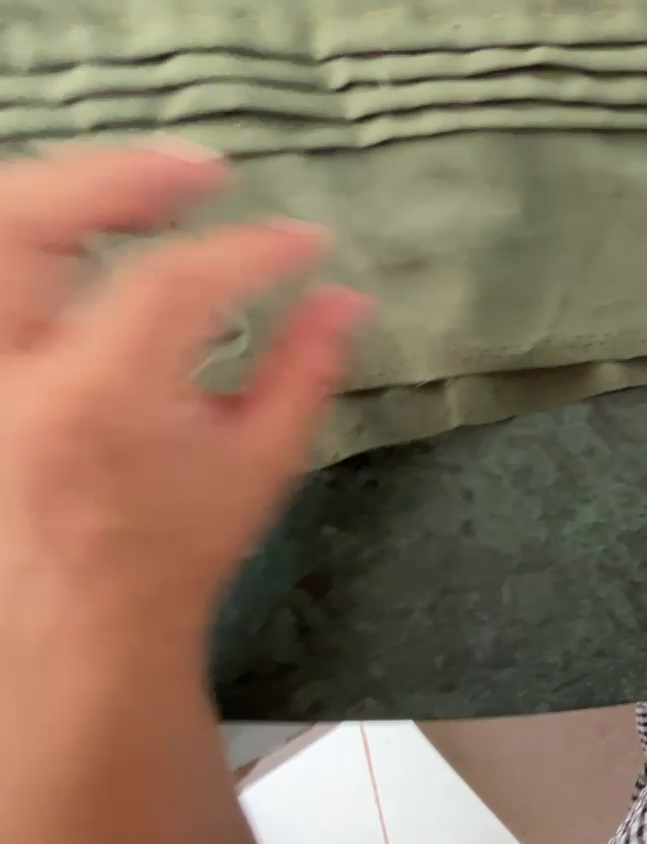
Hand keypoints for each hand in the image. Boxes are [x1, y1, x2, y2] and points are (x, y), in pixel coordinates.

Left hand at [0, 142, 367, 668]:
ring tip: (136, 184)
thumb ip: (306, 371)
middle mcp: (2, 367)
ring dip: (56, 189)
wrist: (70, 604)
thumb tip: (347, 299)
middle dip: (120, 180)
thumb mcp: (265, 459)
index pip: (175, 287)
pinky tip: (71, 222)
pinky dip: (25, 231)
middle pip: (24, 221)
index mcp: (102, 400)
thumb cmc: (181, 538)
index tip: (310, 241)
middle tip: (200, 171)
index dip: (251, 251)